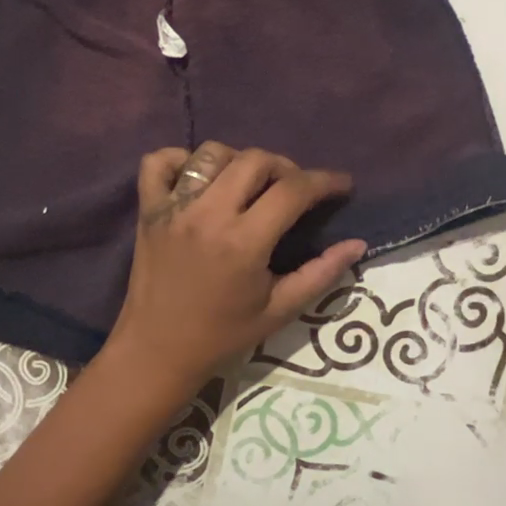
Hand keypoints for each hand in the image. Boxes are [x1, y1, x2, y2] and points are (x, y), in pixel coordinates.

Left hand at [99, 141, 365, 399]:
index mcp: (244, 242)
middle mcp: (207, 215)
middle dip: (285, 167)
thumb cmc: (222, 335)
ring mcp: (173, 208)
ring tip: (250, 183)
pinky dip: (179, 159)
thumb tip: (358, 244)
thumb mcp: (279, 311)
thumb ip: (320, 274)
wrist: (157, 351)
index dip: (325, 181)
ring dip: (238, 160)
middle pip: (255, 160)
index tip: (341, 185)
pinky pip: (157, 162)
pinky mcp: (148, 209)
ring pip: (210, 154)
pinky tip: (198, 178)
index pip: (293, 190)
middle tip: (295, 188)